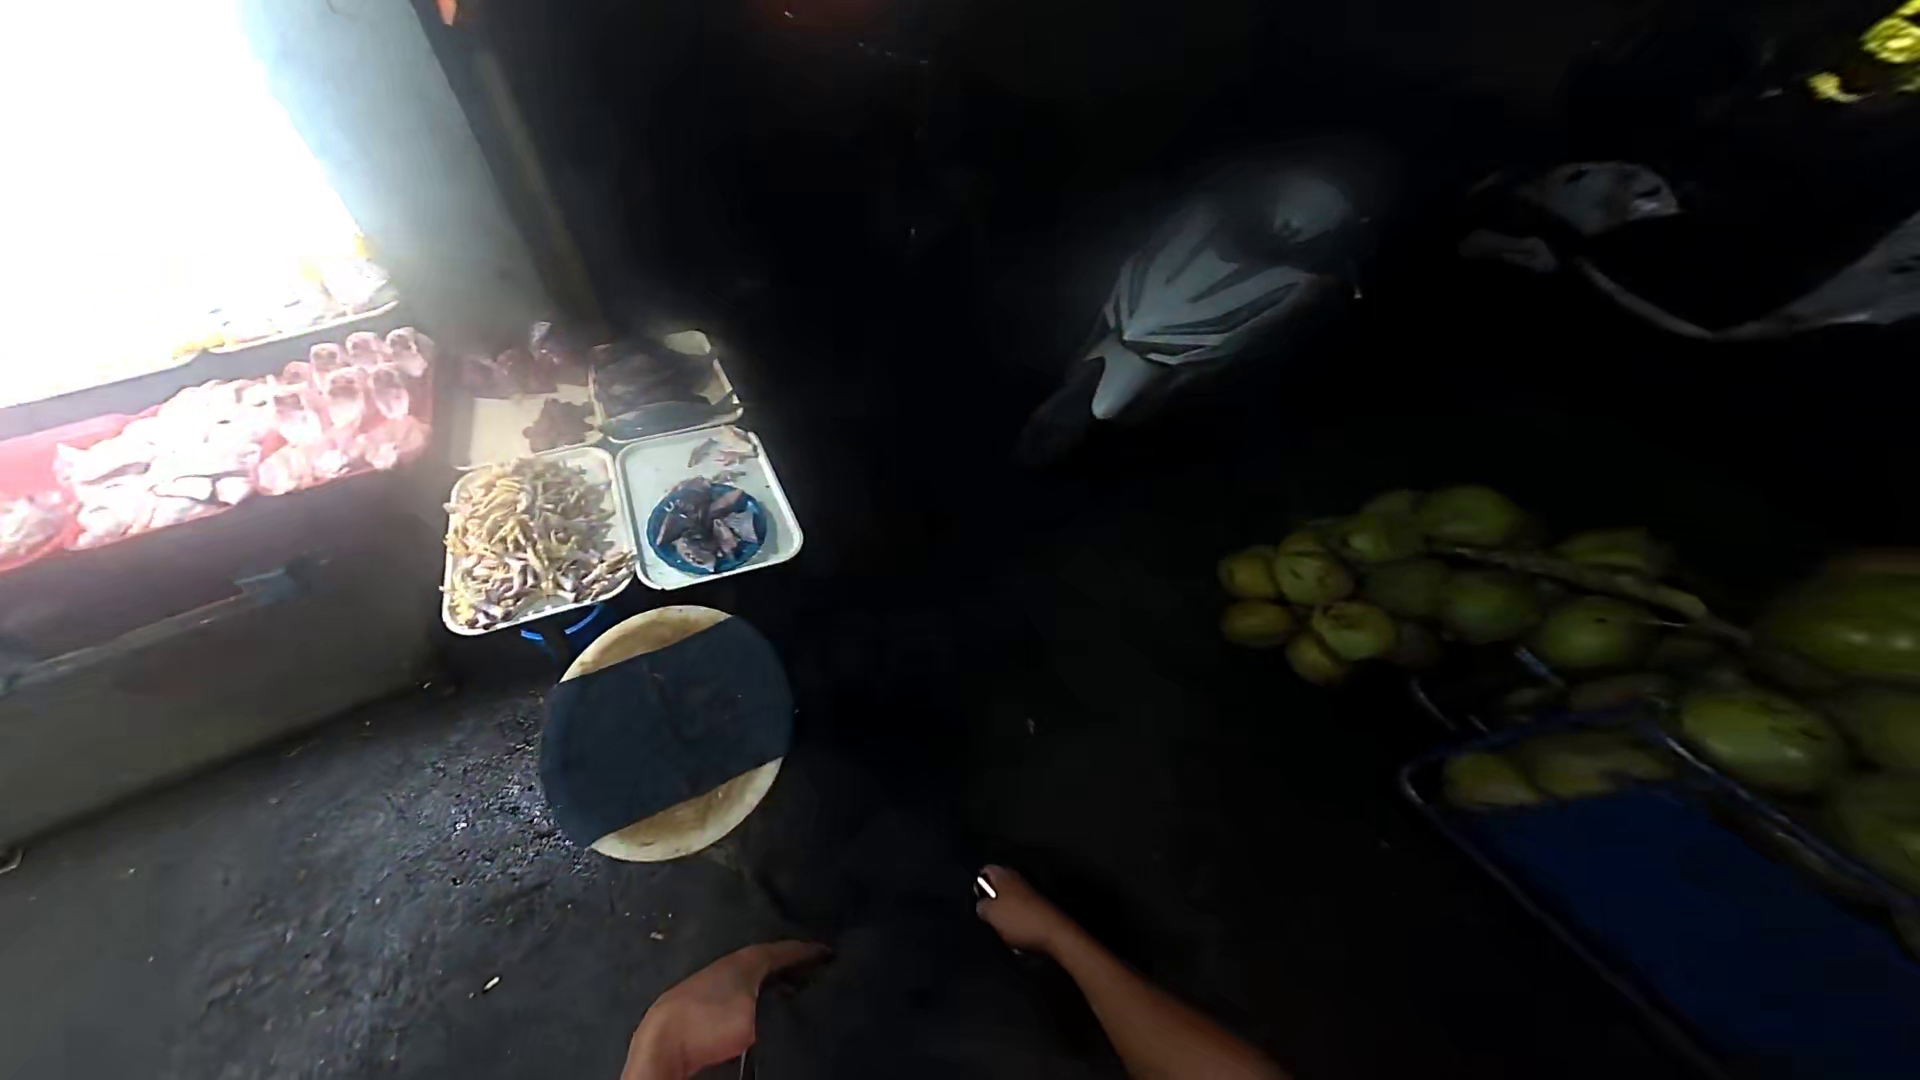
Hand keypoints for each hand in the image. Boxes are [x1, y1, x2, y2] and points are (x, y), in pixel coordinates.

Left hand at [622, 940, 828, 1079]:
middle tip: (821, 975)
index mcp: (751, 957)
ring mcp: (719, 983)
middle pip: (775, 962)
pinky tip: (766, 1013)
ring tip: (798, 995)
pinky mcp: (705, 1007)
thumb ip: (782, 1010)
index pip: (789, 949)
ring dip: (777, 985)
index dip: (811, 952)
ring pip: (759, 980)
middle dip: (795, 967)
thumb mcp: (756, 1018)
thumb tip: (804, 1008)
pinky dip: (760, 999)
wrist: (661, 1045)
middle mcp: (737, 962)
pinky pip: (746, 995)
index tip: (833, 954)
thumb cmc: (711, 1021)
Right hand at [974, 865, 1078, 954]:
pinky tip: (1016, 934)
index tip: (975, 900)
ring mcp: (1028, 891)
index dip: (977, 884)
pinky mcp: (1037, 906)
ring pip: (1008, 901)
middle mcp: (1016, 878)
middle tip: (988, 918)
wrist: (1054, 933)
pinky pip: (1019, 912)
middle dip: (990, 903)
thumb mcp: (991, 914)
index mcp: (1004, 874)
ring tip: (1002, 930)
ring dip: (1003, 915)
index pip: (985, 870)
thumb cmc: (1021, 920)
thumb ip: (981, 907)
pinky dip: (1016, 922)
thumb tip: (980, 905)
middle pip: (996, 887)